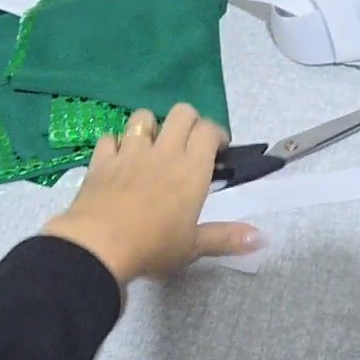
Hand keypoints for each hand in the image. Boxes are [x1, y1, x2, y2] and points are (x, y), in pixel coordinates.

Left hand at [41, 104, 261, 283]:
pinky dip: (116, 144)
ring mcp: (129, 152)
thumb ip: (226, 238)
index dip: (216, 134)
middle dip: (189, 121)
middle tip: (189, 144)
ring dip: (151, 126)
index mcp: (191, 169)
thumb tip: (261, 237)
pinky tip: (117, 159)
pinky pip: (110, 137)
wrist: (98, 246)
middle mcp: (163, 152)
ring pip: (143, 116)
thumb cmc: (153, 247)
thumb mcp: (193, 247)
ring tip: (152, 146)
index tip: (218, 149)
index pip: (209, 130)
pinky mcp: (101, 160)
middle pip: (181, 112)